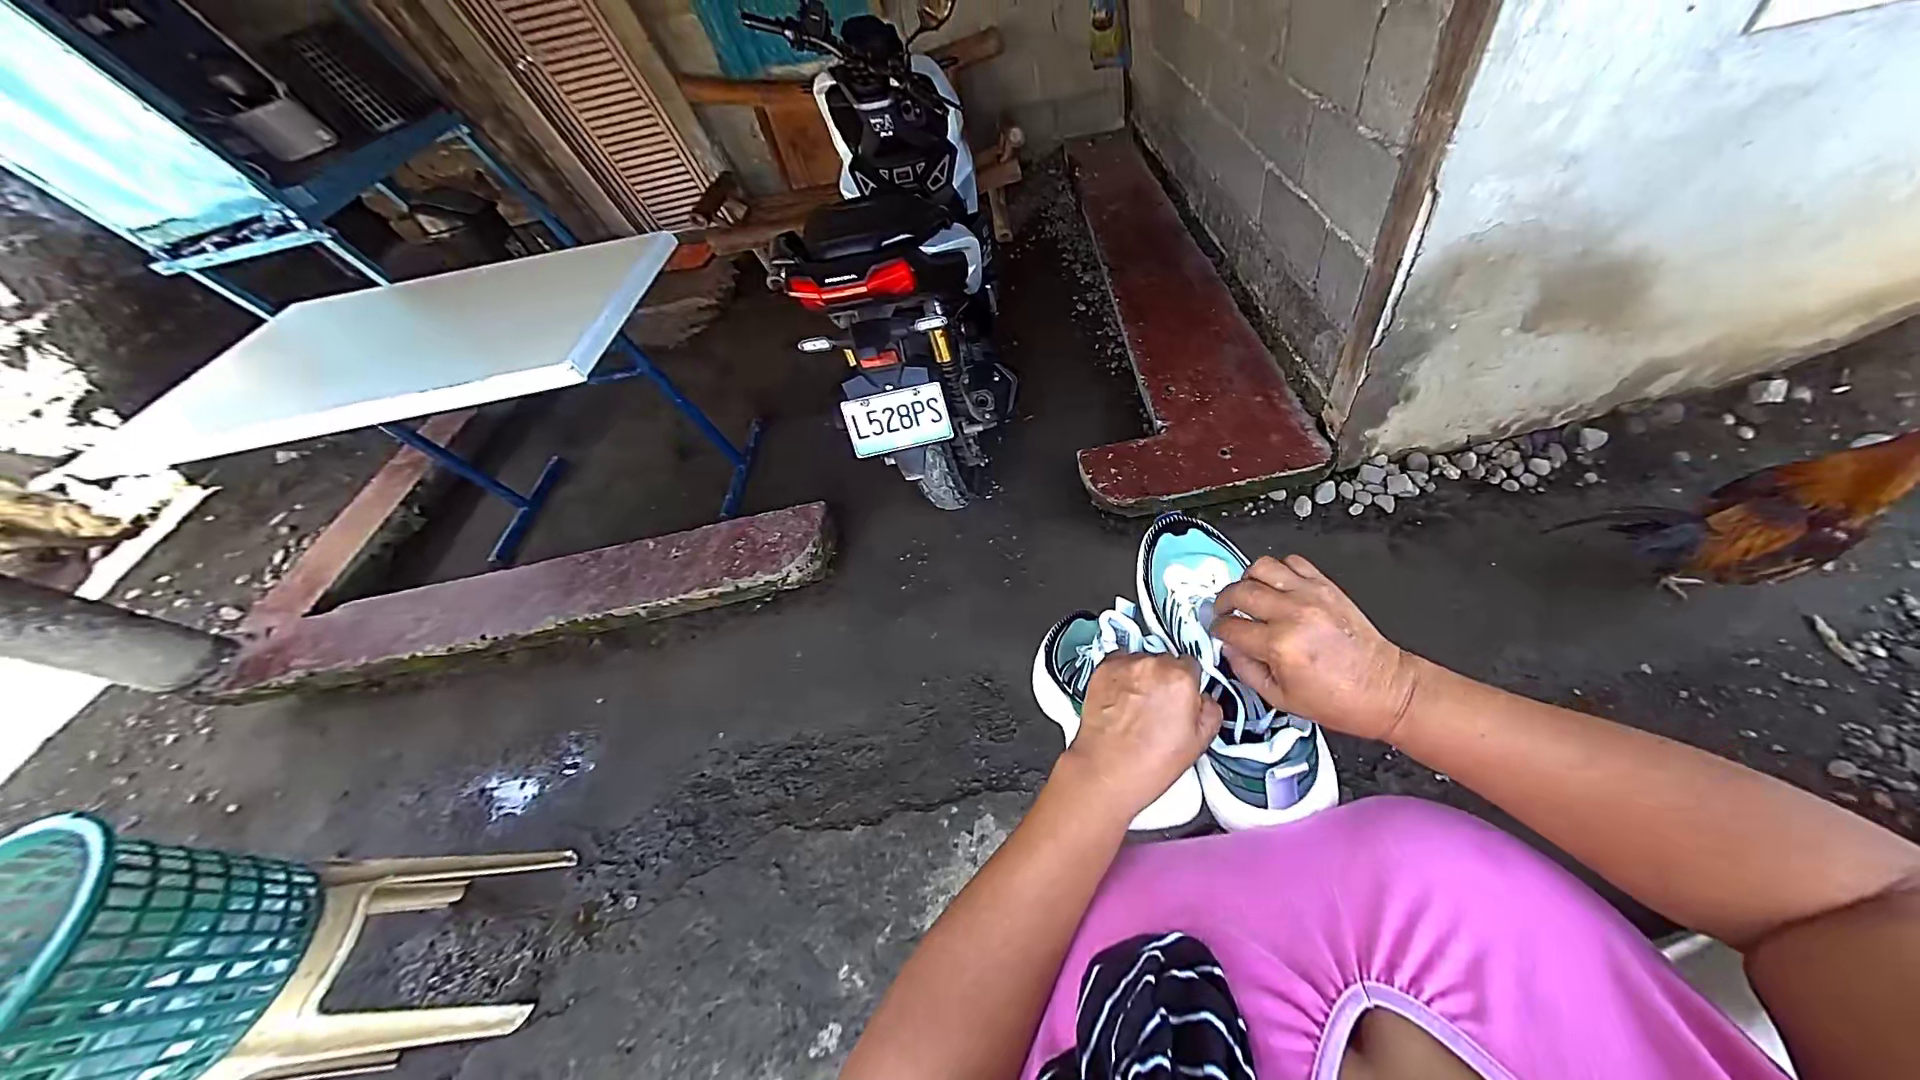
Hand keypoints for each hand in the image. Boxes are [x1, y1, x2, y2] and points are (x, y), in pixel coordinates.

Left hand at [1058, 653, 1220, 820]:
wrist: (1107, 769)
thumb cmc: (1151, 760)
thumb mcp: (1200, 740)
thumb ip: (1210, 708)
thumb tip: (1204, 696)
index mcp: (1181, 678)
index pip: (1191, 665)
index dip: (1187, 683)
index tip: (1181, 696)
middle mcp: (1152, 664)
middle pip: (1165, 661)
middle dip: (1164, 679)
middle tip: (1158, 706)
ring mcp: (1124, 665)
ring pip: (1141, 661)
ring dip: (1142, 676)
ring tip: (1136, 706)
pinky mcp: (1101, 669)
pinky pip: (1118, 665)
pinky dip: (1121, 677)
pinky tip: (1121, 700)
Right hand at [1211, 555, 1421, 741]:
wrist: (1388, 692)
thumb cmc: (1341, 699)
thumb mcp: (1280, 699)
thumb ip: (1246, 670)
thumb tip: (1230, 648)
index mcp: (1280, 646)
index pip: (1230, 627)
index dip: (1218, 630)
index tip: (1219, 632)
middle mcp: (1294, 615)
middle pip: (1239, 592)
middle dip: (1223, 602)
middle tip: (1224, 610)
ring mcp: (1312, 597)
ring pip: (1261, 567)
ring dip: (1246, 580)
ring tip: (1247, 594)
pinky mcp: (1327, 588)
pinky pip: (1293, 562)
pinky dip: (1278, 570)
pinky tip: (1276, 586)